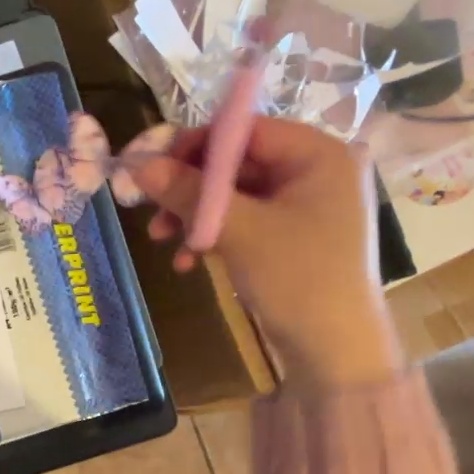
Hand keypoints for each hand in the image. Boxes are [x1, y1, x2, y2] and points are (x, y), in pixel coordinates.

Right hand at [130, 117, 405, 389]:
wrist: (332, 343)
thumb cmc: (296, 276)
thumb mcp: (236, 230)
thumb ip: (188, 193)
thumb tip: (140, 165)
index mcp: (318, 155)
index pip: (246, 131)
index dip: (195, 147)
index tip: (153, 172)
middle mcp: (315, 170)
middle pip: (236, 163)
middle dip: (189, 190)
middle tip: (154, 215)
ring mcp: (304, 204)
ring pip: (233, 195)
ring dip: (193, 216)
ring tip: (164, 242)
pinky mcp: (290, 234)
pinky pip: (242, 220)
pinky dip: (212, 236)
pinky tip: (189, 261)